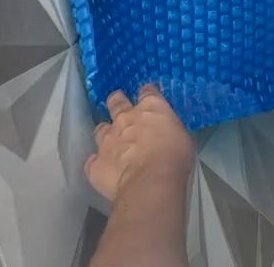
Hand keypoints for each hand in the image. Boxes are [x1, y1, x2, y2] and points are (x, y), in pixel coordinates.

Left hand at [85, 83, 196, 200]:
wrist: (150, 182)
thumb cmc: (174, 156)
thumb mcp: (181, 135)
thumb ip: (168, 129)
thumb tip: (165, 133)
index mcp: (151, 107)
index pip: (147, 92)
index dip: (146, 93)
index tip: (147, 96)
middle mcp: (126, 118)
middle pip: (117, 103)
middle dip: (116, 101)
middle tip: (117, 101)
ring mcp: (107, 141)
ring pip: (100, 130)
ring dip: (105, 132)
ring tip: (108, 139)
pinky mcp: (95, 164)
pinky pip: (92, 161)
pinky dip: (97, 163)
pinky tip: (102, 168)